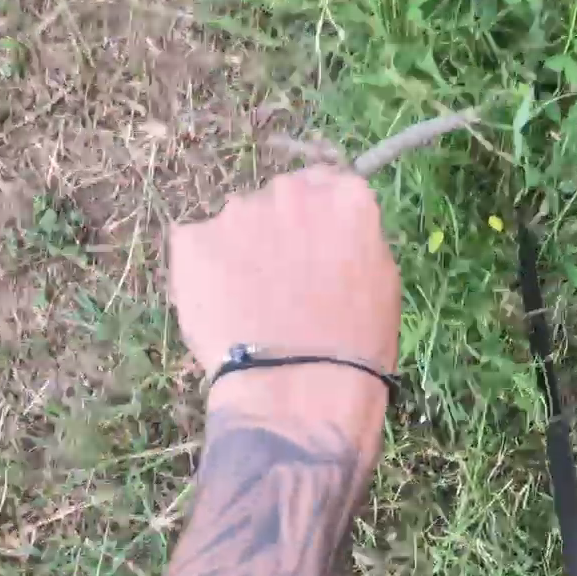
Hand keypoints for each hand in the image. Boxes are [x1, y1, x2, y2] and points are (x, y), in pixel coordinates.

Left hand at [167, 167, 400, 376]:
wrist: (303, 390)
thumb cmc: (358, 348)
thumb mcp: (383, 286)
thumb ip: (359, 243)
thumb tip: (338, 236)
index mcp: (348, 201)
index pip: (333, 185)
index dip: (326, 219)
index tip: (325, 246)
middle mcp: (291, 193)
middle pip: (283, 200)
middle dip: (286, 231)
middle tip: (293, 283)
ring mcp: (237, 213)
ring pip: (241, 224)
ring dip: (248, 252)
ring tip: (260, 307)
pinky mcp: (192, 239)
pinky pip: (202, 248)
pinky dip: (211, 274)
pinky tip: (231, 311)